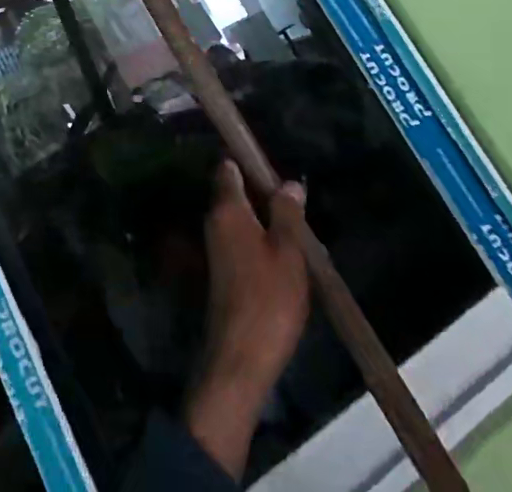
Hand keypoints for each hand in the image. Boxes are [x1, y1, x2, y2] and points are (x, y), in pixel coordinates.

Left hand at [185, 159, 310, 478]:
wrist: (242, 351)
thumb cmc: (269, 297)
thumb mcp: (288, 252)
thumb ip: (287, 214)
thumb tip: (289, 183)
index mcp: (226, 210)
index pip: (227, 170)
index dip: (246, 160)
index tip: (271, 160)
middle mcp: (214, 221)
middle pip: (233, 192)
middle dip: (261, 190)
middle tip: (296, 197)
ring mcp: (215, 245)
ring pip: (238, 217)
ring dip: (263, 216)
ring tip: (297, 224)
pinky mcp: (222, 267)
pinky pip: (240, 237)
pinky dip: (259, 236)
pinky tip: (284, 250)